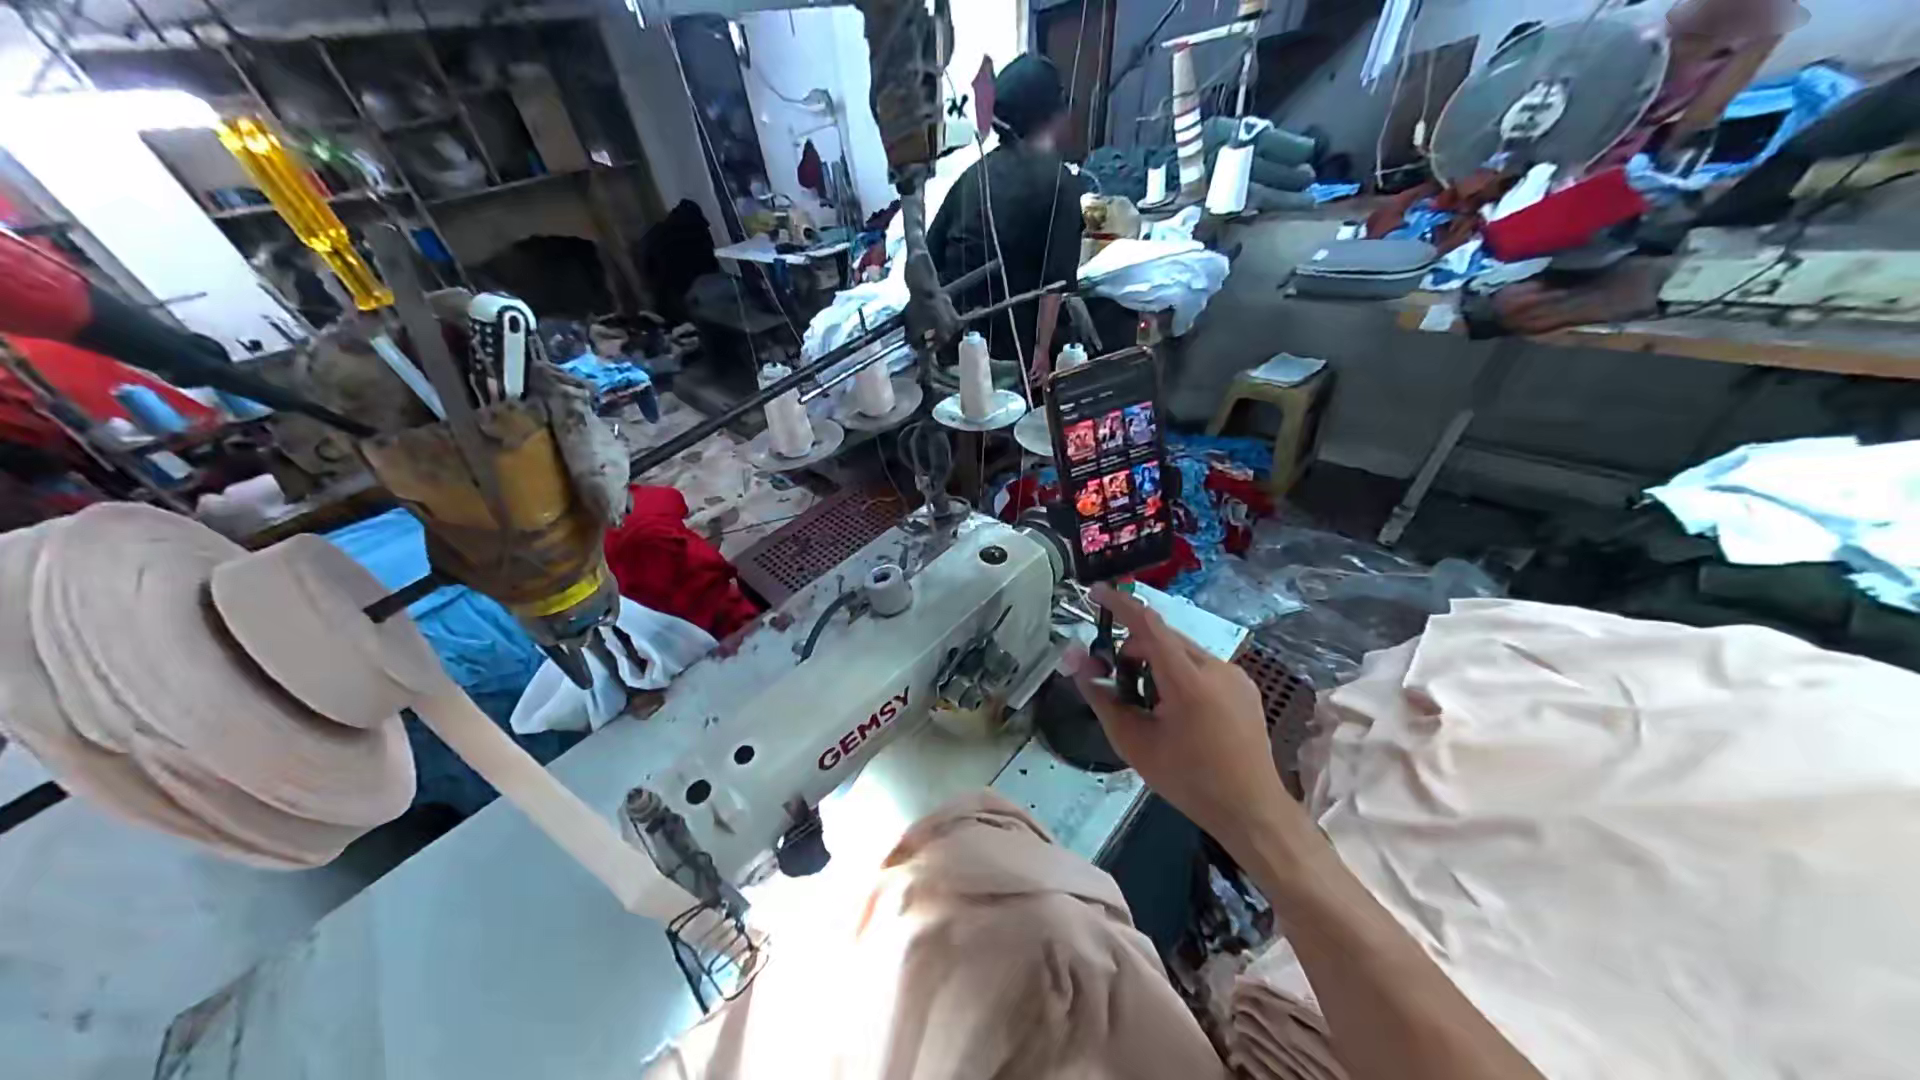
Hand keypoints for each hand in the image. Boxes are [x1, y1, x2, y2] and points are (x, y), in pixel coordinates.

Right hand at [1068, 583, 1300, 847]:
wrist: (1251, 810)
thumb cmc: (1187, 780)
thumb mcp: (1133, 742)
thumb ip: (1101, 697)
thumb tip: (1077, 661)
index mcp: (1188, 680)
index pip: (1148, 624)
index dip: (1120, 604)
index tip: (1096, 591)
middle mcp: (1215, 667)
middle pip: (1164, 638)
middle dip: (1134, 648)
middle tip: (1116, 680)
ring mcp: (1235, 675)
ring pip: (1183, 651)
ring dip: (1157, 662)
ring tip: (1149, 703)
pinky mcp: (1245, 687)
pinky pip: (1203, 666)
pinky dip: (1180, 673)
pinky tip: (1177, 710)